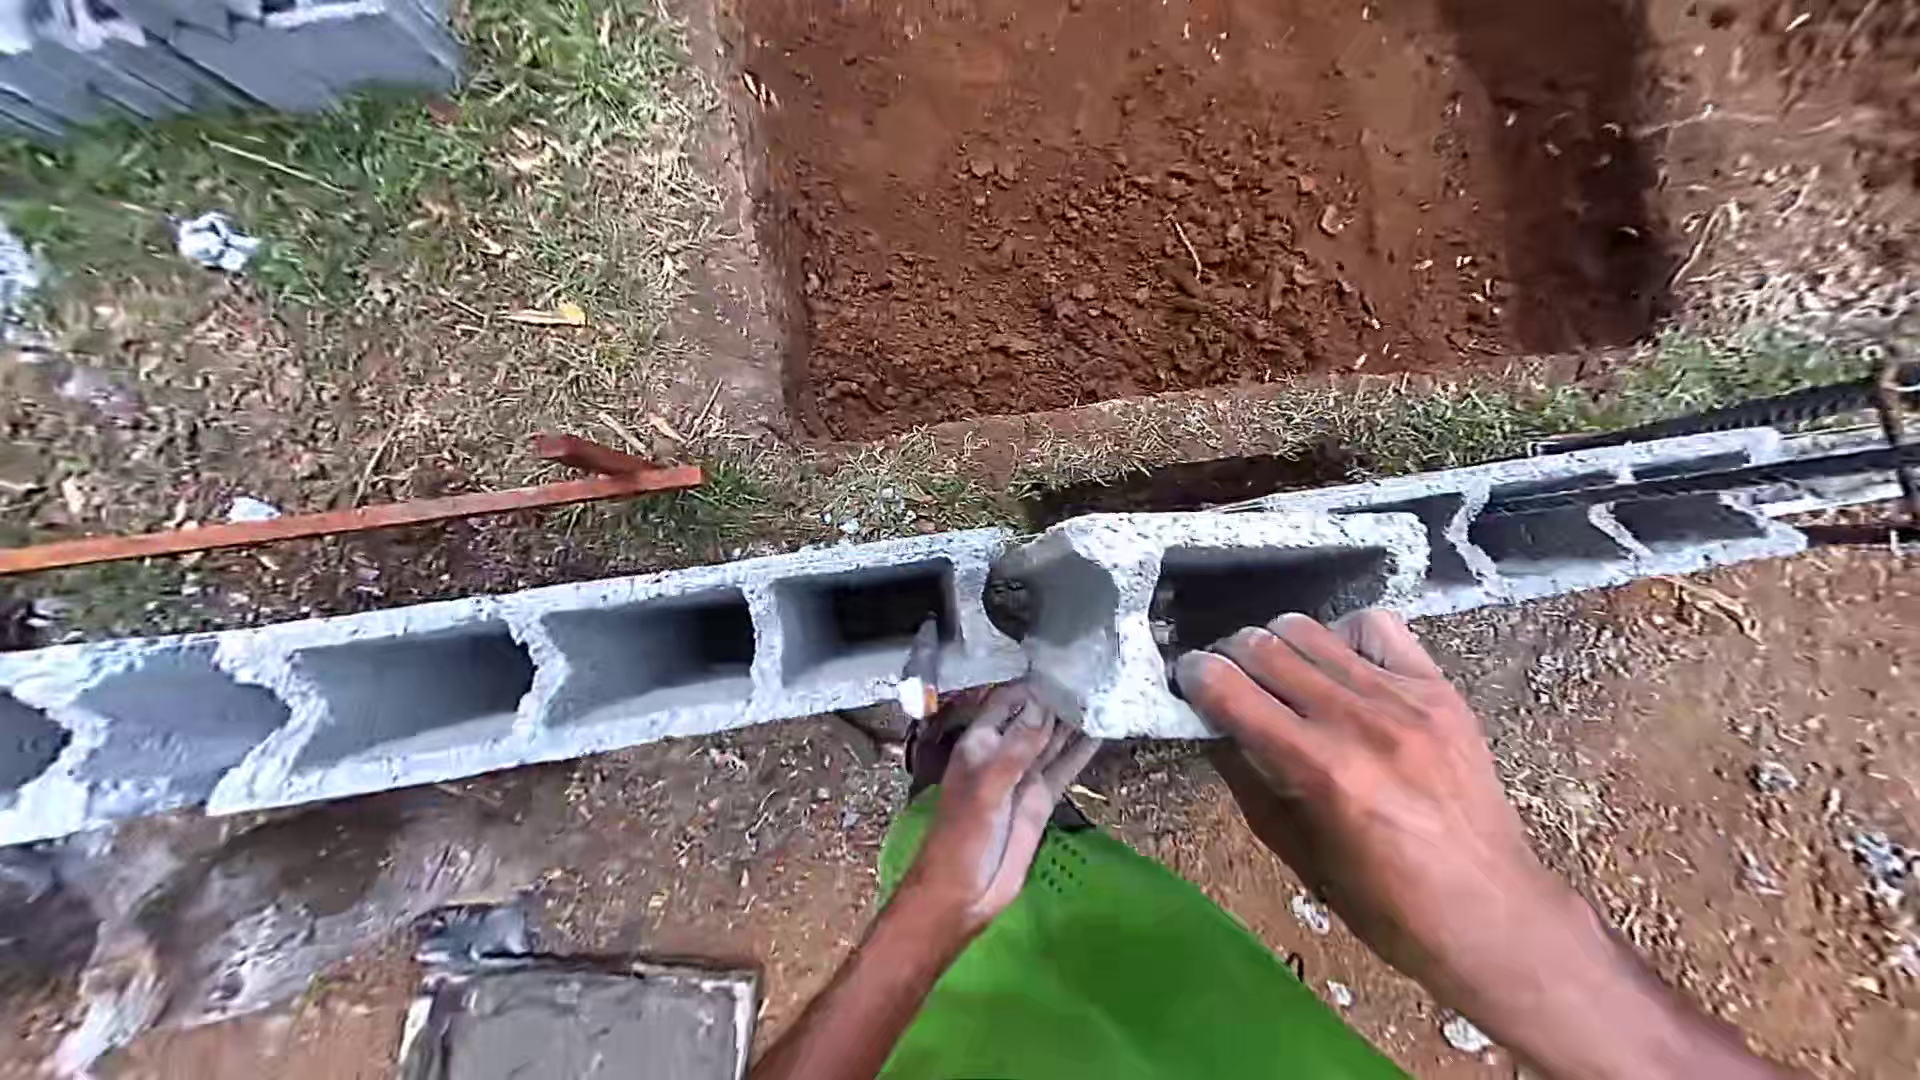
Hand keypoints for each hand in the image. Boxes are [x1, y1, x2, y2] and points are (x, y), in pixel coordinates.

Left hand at [892, 683, 1099, 939]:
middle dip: (1056, 699)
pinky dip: (1080, 752)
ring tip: (1102, 696)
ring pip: (1051, 740)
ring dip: (1072, 721)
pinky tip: (1100, 734)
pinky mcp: (1041, 797)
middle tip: (1092, 675)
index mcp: (981, 742)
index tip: (1060, 665)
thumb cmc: (963, 835)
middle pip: (1033, 718)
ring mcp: (1023, 775)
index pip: (1006, 701)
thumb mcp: (987, 788)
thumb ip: (1016, 748)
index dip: (1030, 685)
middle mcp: (1003, 752)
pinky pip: (1063, 768)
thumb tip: (1041, 704)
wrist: (963, 891)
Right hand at [1174, 609, 1564, 1005]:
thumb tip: (1209, 718)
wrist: (1498, 917)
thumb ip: (1243, 771)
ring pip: (1305, 628)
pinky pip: (1374, 625)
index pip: (1226, 686)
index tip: (1187, 680)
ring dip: (1274, 644)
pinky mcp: (1439, 689)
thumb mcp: (1290, 845)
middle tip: (1228, 680)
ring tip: (1279, 672)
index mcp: (1318, 769)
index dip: (1192, 675)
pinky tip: (1339, 666)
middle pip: (1259, 645)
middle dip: (1226, 656)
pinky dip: (1340, 635)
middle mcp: (1358, 721)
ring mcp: (1404, 699)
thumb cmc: (1382, 901)